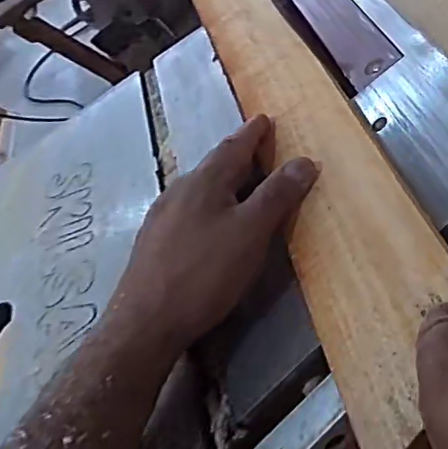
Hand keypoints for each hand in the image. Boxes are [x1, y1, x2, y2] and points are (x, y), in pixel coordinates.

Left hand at [109, 115, 318, 358]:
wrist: (143, 330)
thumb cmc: (206, 271)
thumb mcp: (253, 229)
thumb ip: (279, 193)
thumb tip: (304, 161)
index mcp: (203, 183)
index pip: (233, 147)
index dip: (253, 133)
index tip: (265, 119)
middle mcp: (178, 194)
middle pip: (215, 165)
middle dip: (240, 154)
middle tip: (264, 147)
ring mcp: (162, 220)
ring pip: (203, 188)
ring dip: (228, 180)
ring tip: (248, 181)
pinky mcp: (156, 245)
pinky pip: (193, 208)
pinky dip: (215, 202)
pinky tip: (221, 219)